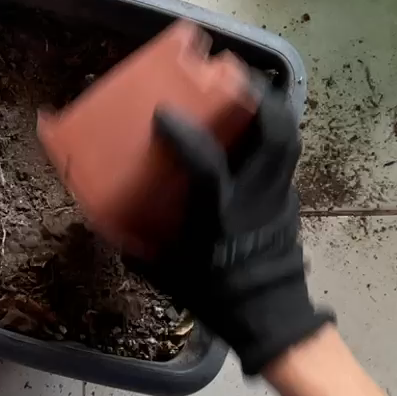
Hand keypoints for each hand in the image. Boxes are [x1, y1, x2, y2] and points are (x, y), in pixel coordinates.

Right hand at [146, 79, 332, 374]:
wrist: (270, 318)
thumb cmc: (214, 296)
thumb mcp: (166, 273)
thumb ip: (138, 247)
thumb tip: (106, 225)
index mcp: (220, 216)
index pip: (207, 165)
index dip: (185, 135)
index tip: (163, 113)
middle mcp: (256, 197)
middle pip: (276, 133)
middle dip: (258, 97)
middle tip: (232, 77)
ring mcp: (280, 196)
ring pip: (289, 138)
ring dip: (271, 109)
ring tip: (247, 94)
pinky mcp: (290, 200)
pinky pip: (283, 158)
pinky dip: (270, 138)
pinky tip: (251, 138)